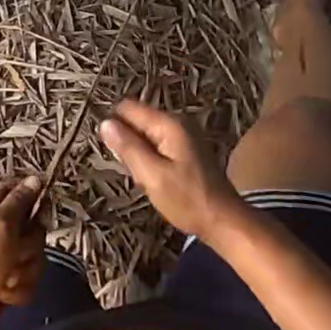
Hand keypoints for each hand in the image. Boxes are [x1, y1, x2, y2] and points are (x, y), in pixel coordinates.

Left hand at [0, 177, 45, 329]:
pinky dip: (18, 289)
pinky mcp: (6, 281)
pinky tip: (2, 294)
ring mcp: (2, 255)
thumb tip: (35, 177)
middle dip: (29, 245)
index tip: (38, 215)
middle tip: (13, 253)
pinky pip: (29, 280)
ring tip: (4, 279)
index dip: (34, 203)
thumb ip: (21, 201)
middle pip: (35, 228)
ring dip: (24, 270)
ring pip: (35, 256)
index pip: (23, 191)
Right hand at [101, 99, 245, 241]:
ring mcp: (184, 136)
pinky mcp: (186, 150)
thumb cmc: (188, 200)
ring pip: (145, 137)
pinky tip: (157, 182)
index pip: (128, 108)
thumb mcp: (152, 175)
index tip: (114, 153)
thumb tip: (105, 123)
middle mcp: (178, 123)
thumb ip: (128, 147)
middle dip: (128, 145)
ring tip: (148, 180)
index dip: (115, 126)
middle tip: (136, 172)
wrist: (224, 221)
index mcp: (170, 124)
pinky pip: (157, 147)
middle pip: (137, 122)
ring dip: (139, 157)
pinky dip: (151, 162)